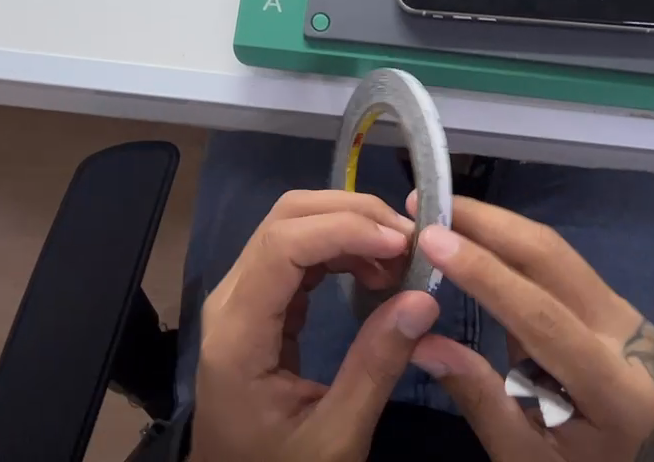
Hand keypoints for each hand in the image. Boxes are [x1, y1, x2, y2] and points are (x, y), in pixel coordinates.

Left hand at [192, 190, 441, 461]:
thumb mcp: (335, 438)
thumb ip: (375, 367)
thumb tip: (424, 298)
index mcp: (237, 333)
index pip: (282, 245)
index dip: (343, 229)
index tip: (401, 243)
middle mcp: (230, 298)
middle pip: (286, 218)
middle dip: (352, 215)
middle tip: (410, 241)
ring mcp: (241, 294)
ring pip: (292, 224)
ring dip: (349, 226)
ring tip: (400, 257)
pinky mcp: (259, 299)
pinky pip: (297, 250)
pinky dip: (341, 246)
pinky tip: (375, 268)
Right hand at [408, 195, 653, 461]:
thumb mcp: (526, 460)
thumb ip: (480, 398)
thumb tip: (420, 340)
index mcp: (616, 389)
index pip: (541, 316)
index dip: (483, 271)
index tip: (432, 237)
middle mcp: (630, 335)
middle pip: (552, 260)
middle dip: (487, 224)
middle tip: (428, 205)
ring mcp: (625, 313)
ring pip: (555, 251)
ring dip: (496, 225)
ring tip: (443, 210)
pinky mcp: (612, 303)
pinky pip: (557, 262)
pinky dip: (511, 243)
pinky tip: (475, 232)